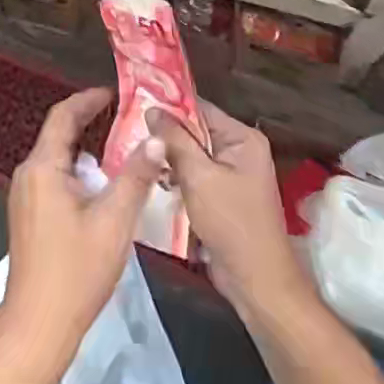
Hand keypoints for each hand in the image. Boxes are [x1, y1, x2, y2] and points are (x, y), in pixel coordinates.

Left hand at [0, 88, 158, 383]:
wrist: (39, 318)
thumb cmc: (77, 267)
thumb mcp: (114, 222)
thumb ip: (135, 179)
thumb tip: (155, 141)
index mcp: (42, 166)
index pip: (62, 117)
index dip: (87, 100)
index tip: (113, 92)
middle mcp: (28, 173)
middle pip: (58, 137)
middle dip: (90, 126)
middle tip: (126, 122)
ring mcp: (24, 194)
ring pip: (57, 161)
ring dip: (87, 155)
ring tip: (123, 155)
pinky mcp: (28, 214)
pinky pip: (54, 180)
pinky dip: (78, 176)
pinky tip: (103, 191)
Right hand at [149, 101, 307, 311]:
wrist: (256, 281)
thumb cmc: (231, 222)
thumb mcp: (198, 175)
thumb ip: (174, 139)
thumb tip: (152, 109)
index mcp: (242, 139)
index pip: (197, 107)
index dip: (166, 104)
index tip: (132, 102)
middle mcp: (239, 150)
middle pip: (192, 128)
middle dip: (163, 132)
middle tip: (126, 127)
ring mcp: (230, 172)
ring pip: (188, 151)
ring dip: (165, 154)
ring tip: (133, 150)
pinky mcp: (219, 192)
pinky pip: (191, 171)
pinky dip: (173, 172)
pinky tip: (150, 175)